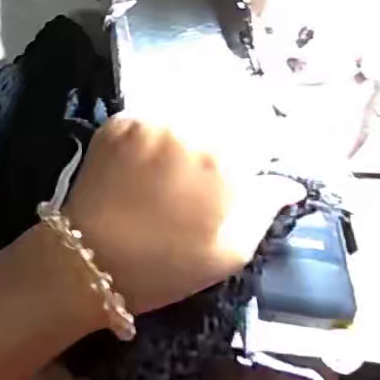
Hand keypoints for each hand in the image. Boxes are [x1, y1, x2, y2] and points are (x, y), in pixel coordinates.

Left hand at [61, 116, 303, 315]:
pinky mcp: (118, 121)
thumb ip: (264, 207)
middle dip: (222, 142)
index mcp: (222, 156)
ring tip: (176, 169)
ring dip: (189, 134)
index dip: (255, 155)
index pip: (257, 136)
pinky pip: (152, 118)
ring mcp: (148, 119)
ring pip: (184, 115)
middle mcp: (186, 125)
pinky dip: (158, 135)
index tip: (246, 175)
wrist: (90, 260)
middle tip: (205, 177)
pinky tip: (151, 162)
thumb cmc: (167, 264)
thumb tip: (289, 182)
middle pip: (220, 119)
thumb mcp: (230, 250)